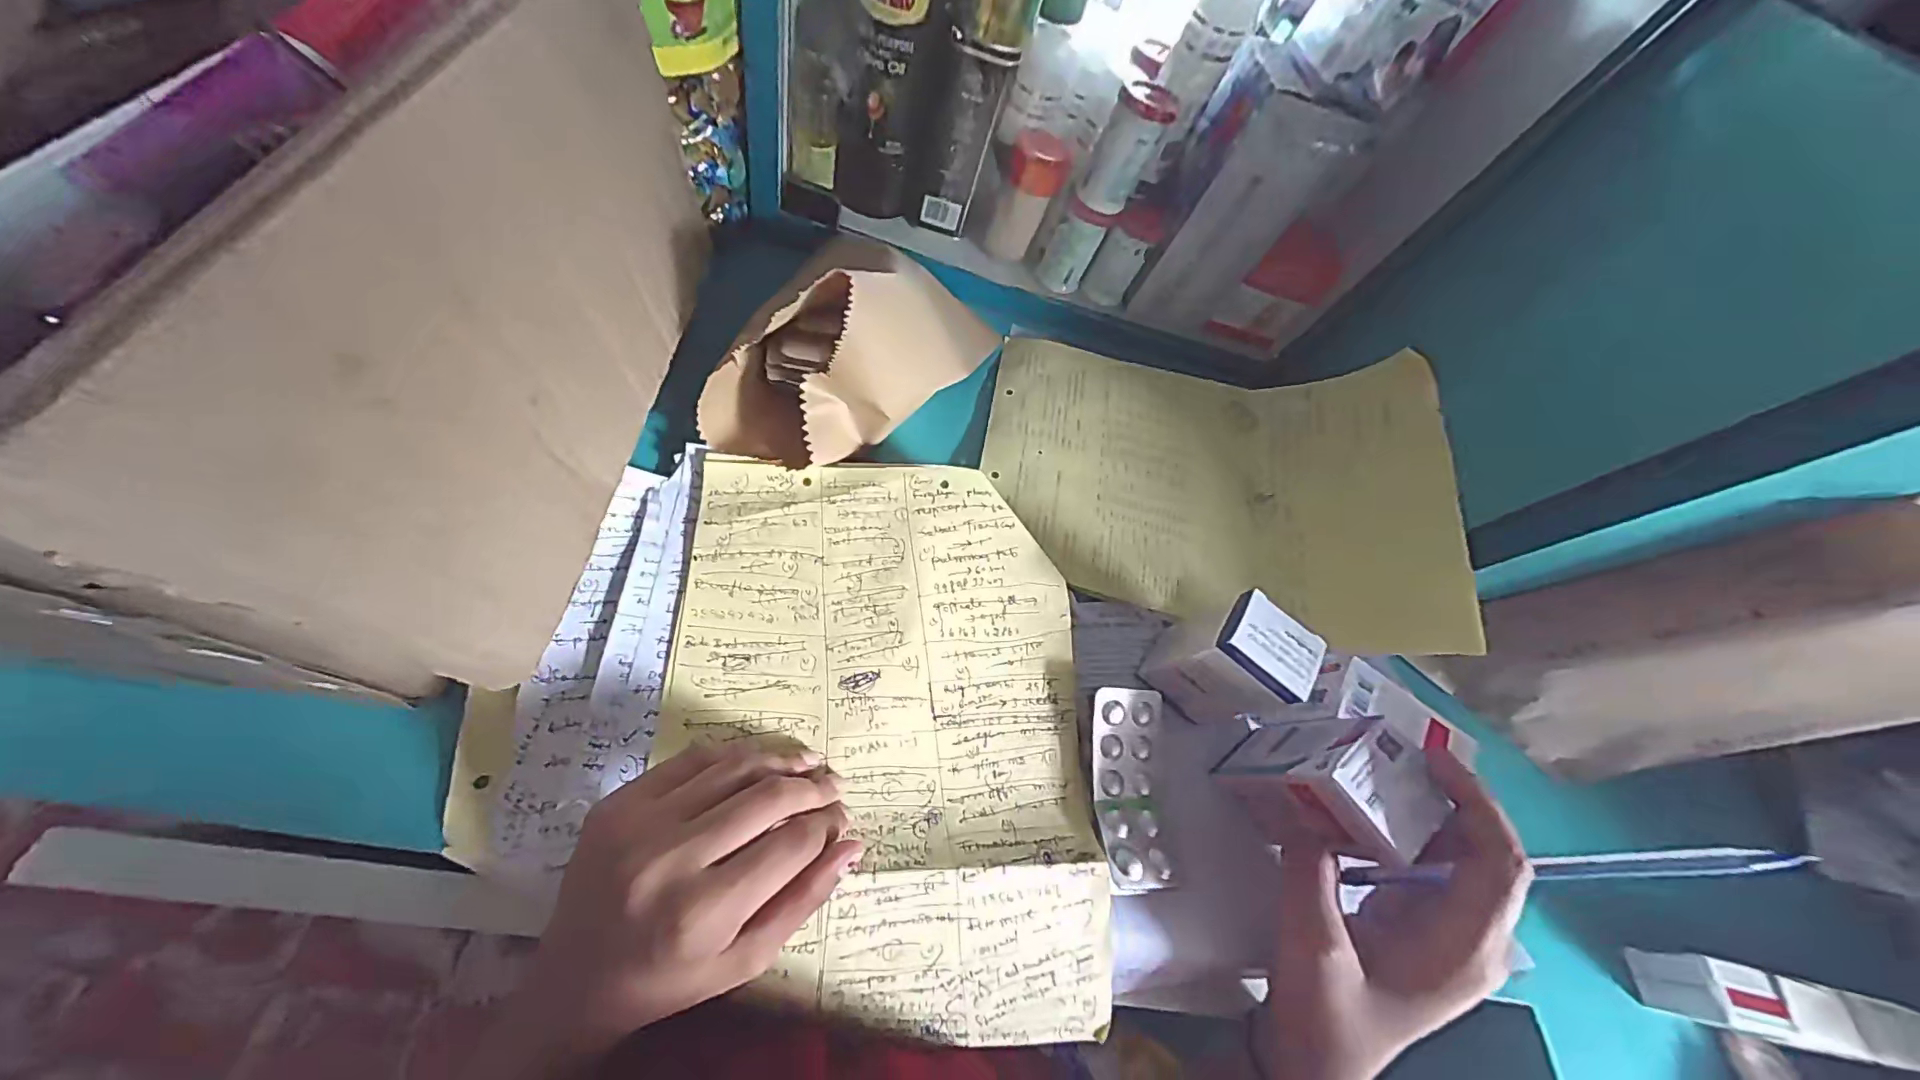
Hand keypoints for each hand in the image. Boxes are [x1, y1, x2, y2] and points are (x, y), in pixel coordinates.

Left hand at [475, 742, 862, 1079]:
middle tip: (836, 786)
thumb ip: (804, 898)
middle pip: (768, 798)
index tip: (843, 820)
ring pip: (735, 767)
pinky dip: (738, 754)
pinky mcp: (619, 802)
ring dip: (783, 759)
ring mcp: (638, 823)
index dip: (828, 824)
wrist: (576, 977)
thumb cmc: (672, 977)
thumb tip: (852, 844)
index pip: (791, 844)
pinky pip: (695, 758)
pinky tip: (763, 760)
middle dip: (814, 787)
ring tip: (811, 762)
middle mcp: (669, 860)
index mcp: (702, 912)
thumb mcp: (746, 957)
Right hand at [1258, 747, 1530, 1079]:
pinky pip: (1423, 866)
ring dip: (1426, 811)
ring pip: (1455, 858)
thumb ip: (1311, 877)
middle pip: (1485, 855)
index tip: (1434, 762)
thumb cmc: (1324, 1018)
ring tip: (1381, 771)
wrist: (1313, 1062)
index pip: (1500, 865)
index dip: (1478, 807)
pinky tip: (1362, 812)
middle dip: (1452, 799)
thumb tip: (1307, 816)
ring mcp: (1444, 933)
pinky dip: (1402, 831)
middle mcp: (1469, 939)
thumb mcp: (1313, 949)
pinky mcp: (1416, 927)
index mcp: (1463, 949)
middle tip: (1399, 755)